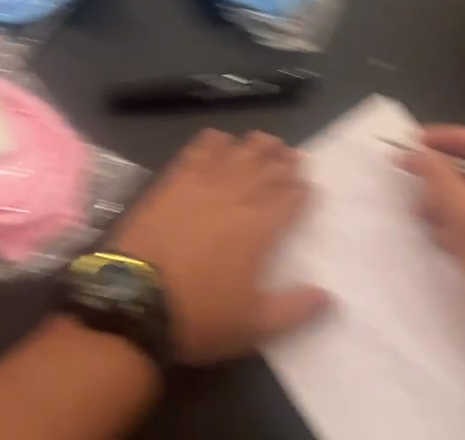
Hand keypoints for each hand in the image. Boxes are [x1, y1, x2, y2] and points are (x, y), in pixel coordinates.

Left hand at [107, 130, 330, 364]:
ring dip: (252, 145)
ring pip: (233, 155)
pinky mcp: (170, 183)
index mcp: (258, 231)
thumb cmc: (200, 317)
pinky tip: (217, 137)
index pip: (288, 200)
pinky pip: (195, 153)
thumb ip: (295, 309)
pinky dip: (210, 142)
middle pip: (264, 170)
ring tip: (264, 139)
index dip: (300, 189)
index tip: (307, 181)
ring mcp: (200, 187)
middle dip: (281, 160)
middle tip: (291, 152)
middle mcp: (233, 200)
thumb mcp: (255, 327)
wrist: (136, 299)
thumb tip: (328, 295)